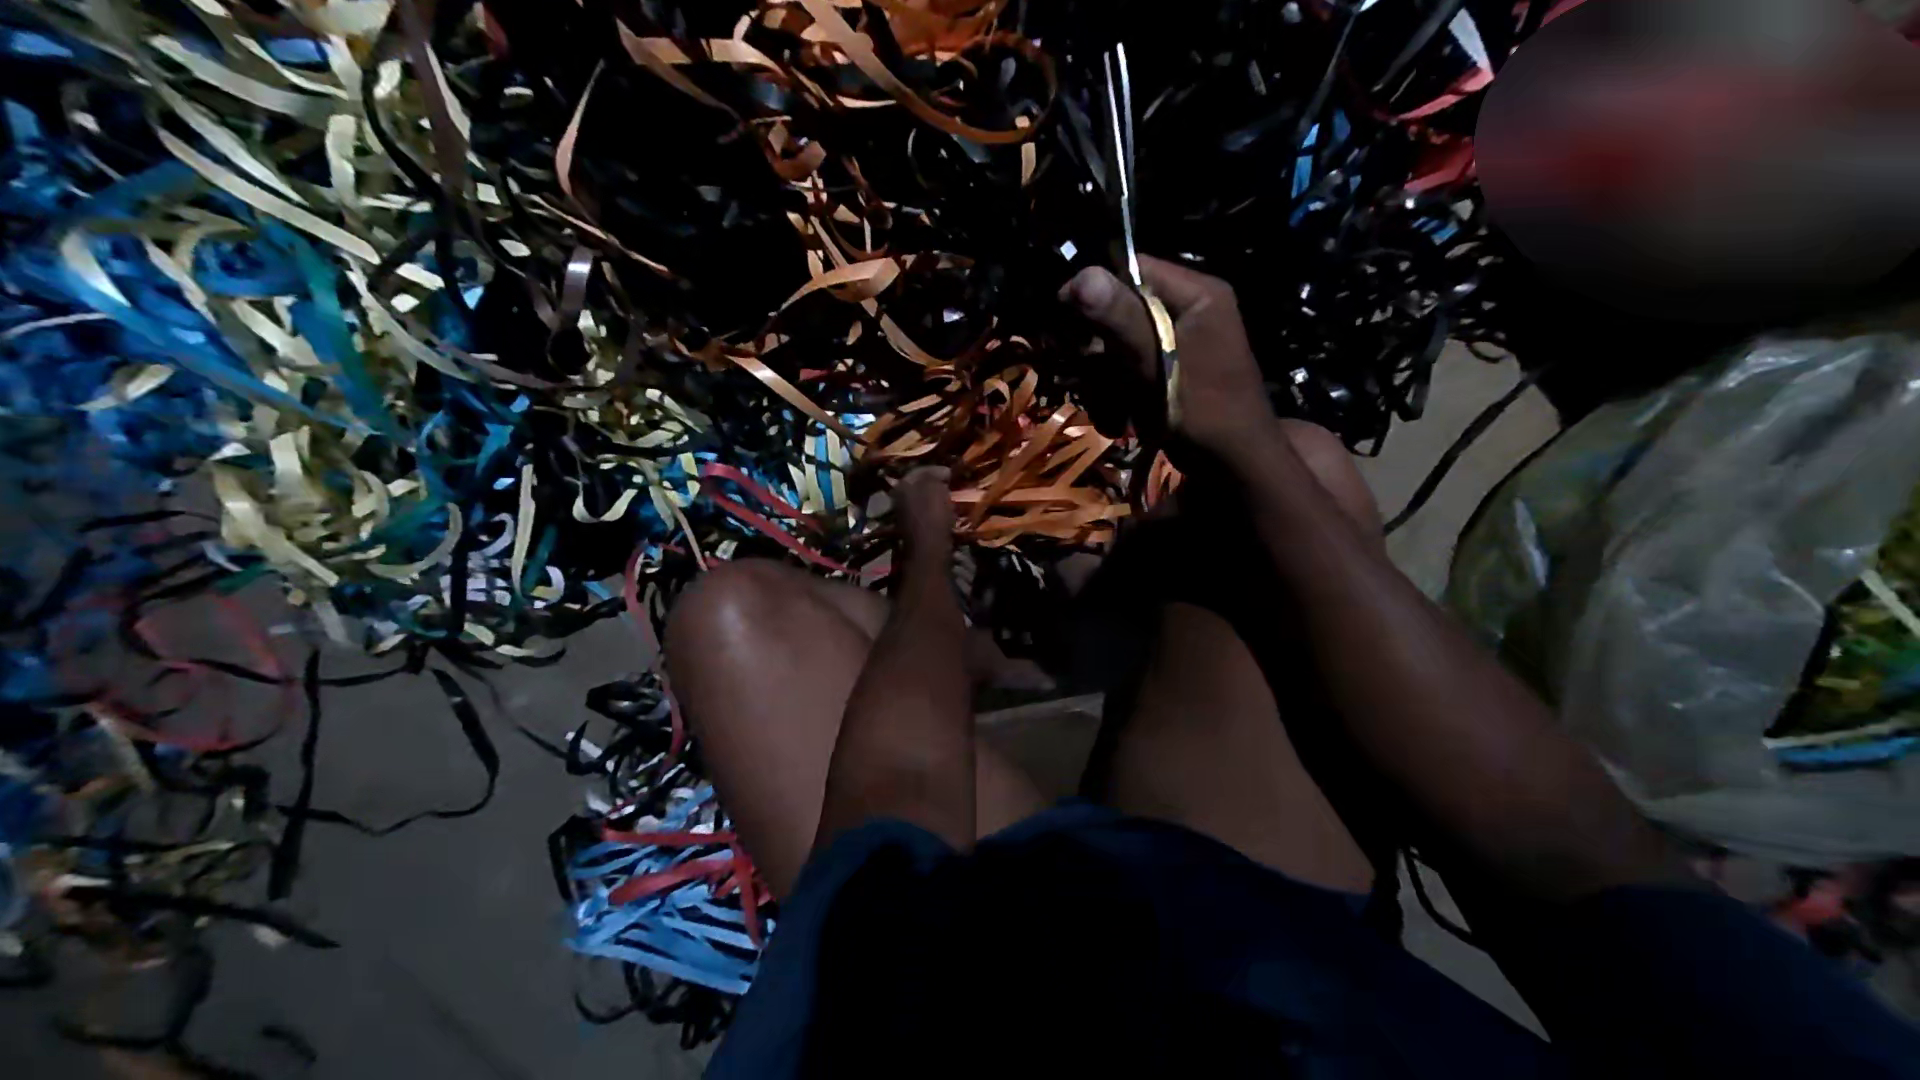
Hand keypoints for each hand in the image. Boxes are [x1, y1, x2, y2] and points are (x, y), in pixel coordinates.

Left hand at [893, 466, 954, 565]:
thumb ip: (935, 474)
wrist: (929, 548)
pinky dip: (935, 513)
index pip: (919, 470)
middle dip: (934, 484)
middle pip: (919, 486)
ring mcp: (903, 515)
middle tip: (949, 485)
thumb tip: (942, 471)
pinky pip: (926, 514)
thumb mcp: (935, 486)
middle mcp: (898, 498)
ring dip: (935, 499)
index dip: (935, 469)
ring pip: (922, 500)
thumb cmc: (932, 513)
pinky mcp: (912, 529)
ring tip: (950, 499)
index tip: (950, 473)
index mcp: (902, 485)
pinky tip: (946, 515)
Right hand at [1060, 257, 1275, 467]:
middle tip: (1098, 382)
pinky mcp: (1162, 372)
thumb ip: (1122, 321)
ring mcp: (1172, 343)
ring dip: (1103, 385)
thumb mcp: (1158, 365)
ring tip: (1115, 413)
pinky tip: (1119, 422)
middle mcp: (1184, 310)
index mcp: (1195, 294)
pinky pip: (1122, 373)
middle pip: (1115, 311)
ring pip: (1112, 348)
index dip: (1092, 294)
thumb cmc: (1205, 413)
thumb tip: (1081, 276)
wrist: (1235, 467)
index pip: (1130, 268)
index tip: (1067, 329)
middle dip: (1098, 354)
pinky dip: (1114, 398)